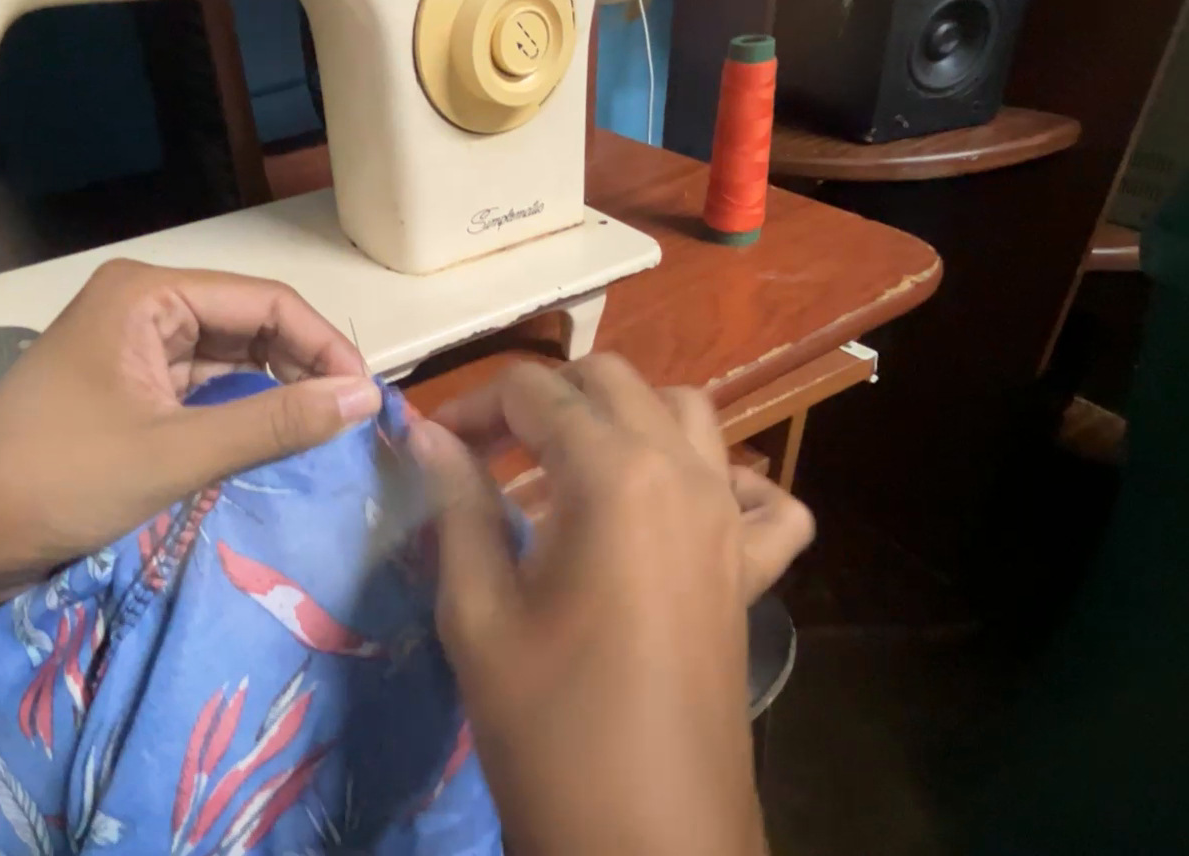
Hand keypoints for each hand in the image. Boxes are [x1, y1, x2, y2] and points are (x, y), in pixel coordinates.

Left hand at [0, 260, 380, 585]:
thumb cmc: (60, 480)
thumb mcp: (178, 451)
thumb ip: (277, 421)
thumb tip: (365, 398)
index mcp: (150, 294)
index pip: (265, 302)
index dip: (324, 344)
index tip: (365, 396)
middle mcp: (147, 304)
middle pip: (252, 322)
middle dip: (305, 364)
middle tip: (350, 416)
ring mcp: (138, 343)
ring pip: (234, 353)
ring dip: (280, 385)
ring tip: (325, 424)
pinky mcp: (134, 382)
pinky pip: (208, 382)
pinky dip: (246, 404)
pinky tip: (278, 429)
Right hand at [413, 356, 813, 855]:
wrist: (647, 839)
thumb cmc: (548, 723)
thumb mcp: (479, 610)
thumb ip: (457, 503)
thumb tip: (426, 434)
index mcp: (614, 474)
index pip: (534, 392)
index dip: (471, 406)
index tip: (432, 444)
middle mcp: (683, 472)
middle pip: (609, 380)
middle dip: (541, 398)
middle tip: (490, 452)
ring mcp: (729, 517)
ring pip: (685, 412)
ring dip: (623, 417)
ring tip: (572, 465)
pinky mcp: (751, 566)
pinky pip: (762, 497)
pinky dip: (721, 480)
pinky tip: (678, 509)